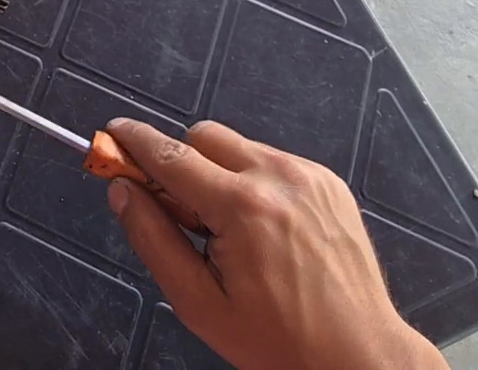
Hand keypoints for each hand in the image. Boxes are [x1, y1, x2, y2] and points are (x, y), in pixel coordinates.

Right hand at [106, 120, 447, 369]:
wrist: (365, 362)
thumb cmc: (277, 343)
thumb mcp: (198, 304)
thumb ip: (152, 239)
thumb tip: (121, 190)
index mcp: (242, 208)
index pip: (171, 156)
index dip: (135, 140)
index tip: (112, 131)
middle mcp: (276, 177)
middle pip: (202, 137)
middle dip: (181, 162)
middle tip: (181, 210)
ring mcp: (307, 174)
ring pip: (235, 145)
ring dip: (217, 169)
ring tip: (228, 225)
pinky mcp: (327, 180)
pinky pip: (269, 158)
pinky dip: (252, 178)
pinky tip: (263, 225)